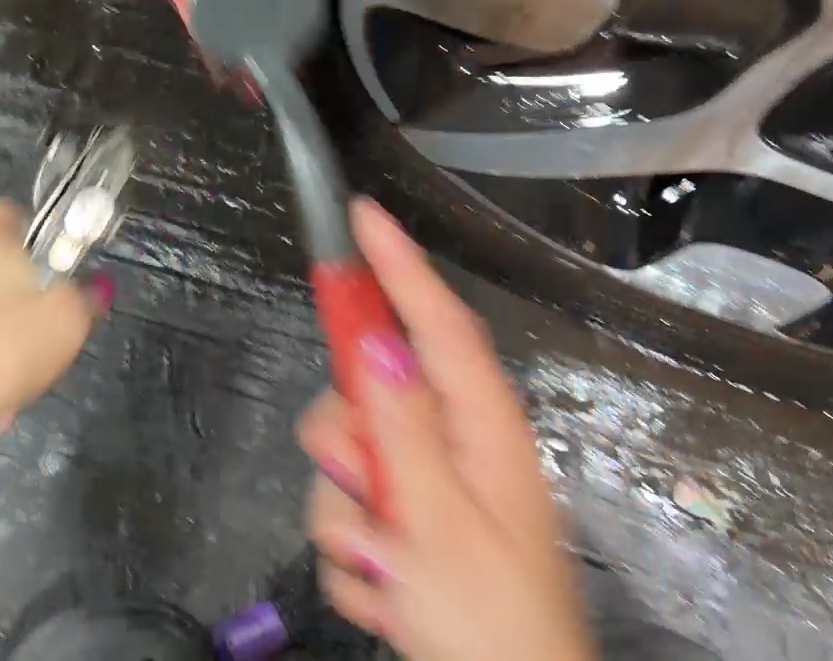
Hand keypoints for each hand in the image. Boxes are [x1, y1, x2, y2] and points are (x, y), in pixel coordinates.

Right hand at [298, 201, 593, 660]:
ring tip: (386, 574)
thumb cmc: (490, 622)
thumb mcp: (441, 525)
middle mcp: (450, 442)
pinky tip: (386, 591)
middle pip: (365, 391)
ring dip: (347, 518)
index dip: (400, 265)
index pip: (438, 325)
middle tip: (366, 500)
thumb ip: (404, 431)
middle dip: (346, 446)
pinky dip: (352, 550)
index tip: (363, 213)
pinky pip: (342, 503)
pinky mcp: (401, 517)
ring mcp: (423, 482)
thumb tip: (374, 345)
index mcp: (482, 430)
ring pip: (342, 454)